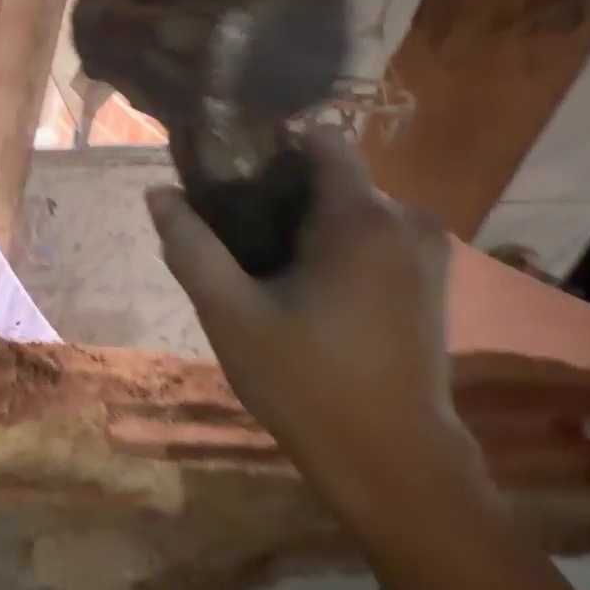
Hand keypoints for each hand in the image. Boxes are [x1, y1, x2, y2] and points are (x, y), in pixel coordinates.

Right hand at [146, 127, 460, 481]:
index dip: (267, 149)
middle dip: (277, 200)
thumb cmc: (300, 379)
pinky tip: (300, 298)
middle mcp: (407, 219)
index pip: (320, 141)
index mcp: (360, 218)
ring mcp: (427, 251)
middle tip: (227, 244)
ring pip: (351, 215)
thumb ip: (191, 249)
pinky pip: (372, 243)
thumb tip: (158, 194)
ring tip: (258, 277)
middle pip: (332, 181)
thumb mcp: (228, 314)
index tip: (221, 177)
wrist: (385, 447)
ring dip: (303, 231)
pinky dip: (332, 254)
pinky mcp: (431, 281)